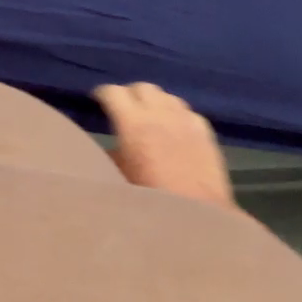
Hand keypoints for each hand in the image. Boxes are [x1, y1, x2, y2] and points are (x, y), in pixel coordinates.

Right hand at [92, 82, 235, 209]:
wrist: (197, 213)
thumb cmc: (151, 198)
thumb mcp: (121, 177)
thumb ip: (113, 155)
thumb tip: (110, 149)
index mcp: (132, 123)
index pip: (113, 93)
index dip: (102, 93)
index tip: (96, 100)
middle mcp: (159, 114)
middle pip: (142, 87)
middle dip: (129, 94)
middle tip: (123, 108)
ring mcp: (185, 120)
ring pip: (167, 96)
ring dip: (155, 101)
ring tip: (149, 115)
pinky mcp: (205, 131)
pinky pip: (187, 111)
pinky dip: (177, 114)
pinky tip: (175, 127)